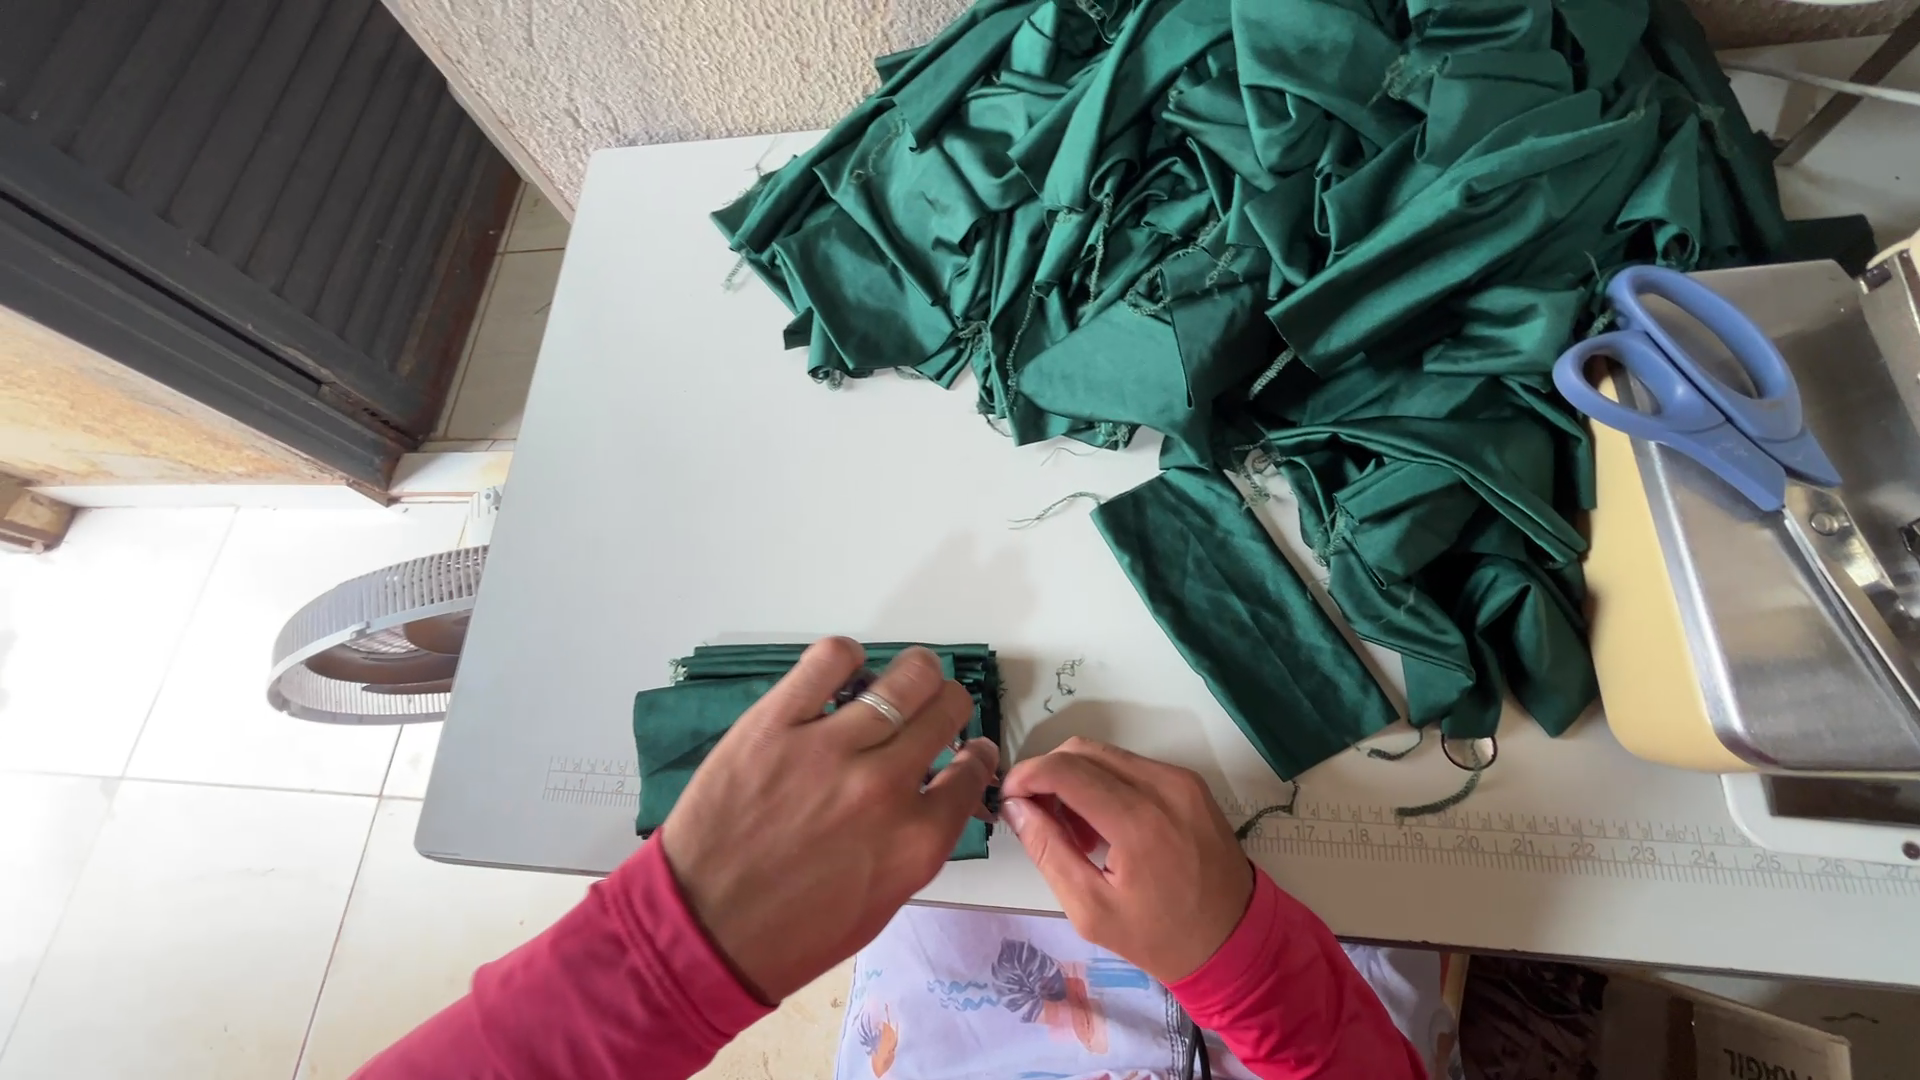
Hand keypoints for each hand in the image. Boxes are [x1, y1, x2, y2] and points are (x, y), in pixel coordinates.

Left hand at [658, 638, 997, 1001]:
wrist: (702, 932)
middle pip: (947, 706)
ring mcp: (829, 748)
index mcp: (915, 839)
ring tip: (893, 687)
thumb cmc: (796, 929)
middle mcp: (884, 786)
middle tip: (926, 715)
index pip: (971, 769)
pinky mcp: (777, 721)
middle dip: (947, 706)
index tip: (964, 749)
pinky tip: (841, 676)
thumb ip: (919, 838)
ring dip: (913, 676)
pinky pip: (832, 658)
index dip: (973, 754)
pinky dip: (846, 657)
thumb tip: (937, 785)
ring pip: (907, 675)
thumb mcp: (882, 898)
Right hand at [998, 737, 1251, 982]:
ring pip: (1104, 752)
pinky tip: (1103, 822)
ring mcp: (1179, 778)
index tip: (1007, 798)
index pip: (1065, 770)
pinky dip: (1103, 781)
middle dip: (1047, 773)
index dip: (1026, 775)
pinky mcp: (1188, 781)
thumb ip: (1048, 851)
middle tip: (1036, 815)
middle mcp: (1162, 785)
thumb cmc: (1161, 937)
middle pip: (1081, 750)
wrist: (1238, 942)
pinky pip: (1129, 763)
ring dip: (1074, 776)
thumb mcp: (1092, 910)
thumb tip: (1015, 807)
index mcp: (1138, 822)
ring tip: (1072, 827)